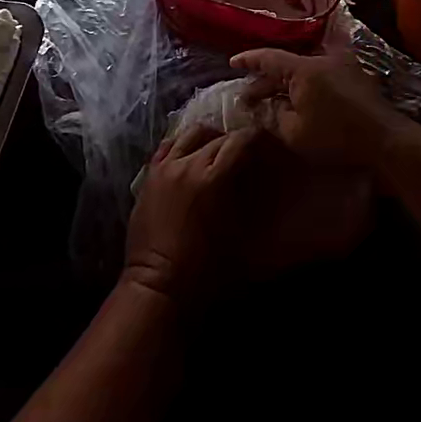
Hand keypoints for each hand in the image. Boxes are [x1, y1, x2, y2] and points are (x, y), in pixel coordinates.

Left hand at [122, 124, 256, 309]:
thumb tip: (268, 183)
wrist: (160, 287)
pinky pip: (167, 146)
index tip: (272, 146)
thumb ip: (255, 203)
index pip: (242, 141)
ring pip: (191, 134)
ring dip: (209, 139)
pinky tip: (191, 157)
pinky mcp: (149, 176)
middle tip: (249, 155)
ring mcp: (164, 167)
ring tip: (220, 152)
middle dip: (237, 141)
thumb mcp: (244, 239)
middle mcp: (187, 164)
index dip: (260, 139)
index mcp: (213, 178)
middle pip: (218, 137)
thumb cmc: (208, 271)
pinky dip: (183, 146)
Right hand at [230, 48, 417, 168]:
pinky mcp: (354, 77)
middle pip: (285, 64)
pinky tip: (298, 98)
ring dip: (285, 83)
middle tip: (248, 97)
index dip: (248, 60)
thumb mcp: (294, 132)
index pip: (268, 58)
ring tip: (271, 98)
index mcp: (303, 68)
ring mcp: (341, 65)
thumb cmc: (336, 137)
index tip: (232, 63)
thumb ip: (274, 115)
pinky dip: (305, 84)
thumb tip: (266, 106)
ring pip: (303, 69)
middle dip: (265, 80)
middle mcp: (322, 59)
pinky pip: (320, 73)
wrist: (385, 140)